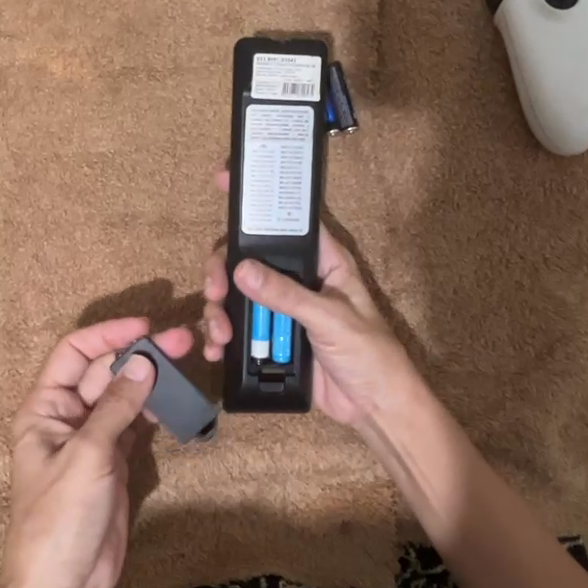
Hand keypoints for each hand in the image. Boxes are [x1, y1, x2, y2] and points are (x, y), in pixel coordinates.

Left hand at [0, 317, 195, 587]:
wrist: (61, 586)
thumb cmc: (59, 518)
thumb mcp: (86, 457)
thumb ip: (116, 408)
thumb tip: (144, 361)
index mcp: (44, 409)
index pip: (75, 354)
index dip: (108, 335)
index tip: (146, 327)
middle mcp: (66, 417)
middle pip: (105, 372)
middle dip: (140, 355)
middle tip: (183, 341)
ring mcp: (92, 440)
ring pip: (124, 396)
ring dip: (152, 380)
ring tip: (187, 364)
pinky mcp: (113, 462)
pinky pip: (135, 424)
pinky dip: (155, 410)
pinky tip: (178, 401)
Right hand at [201, 172, 424, 428]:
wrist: (375, 407)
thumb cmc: (370, 354)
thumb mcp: (330, 318)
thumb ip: (286, 294)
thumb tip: (241, 268)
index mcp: (324, 262)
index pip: (287, 222)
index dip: (256, 201)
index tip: (223, 180)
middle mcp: (299, 280)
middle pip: (249, 258)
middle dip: (223, 271)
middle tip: (213, 290)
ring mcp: (283, 310)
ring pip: (237, 295)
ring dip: (220, 310)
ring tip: (218, 334)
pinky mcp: (273, 340)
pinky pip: (239, 329)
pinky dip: (223, 337)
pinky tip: (217, 351)